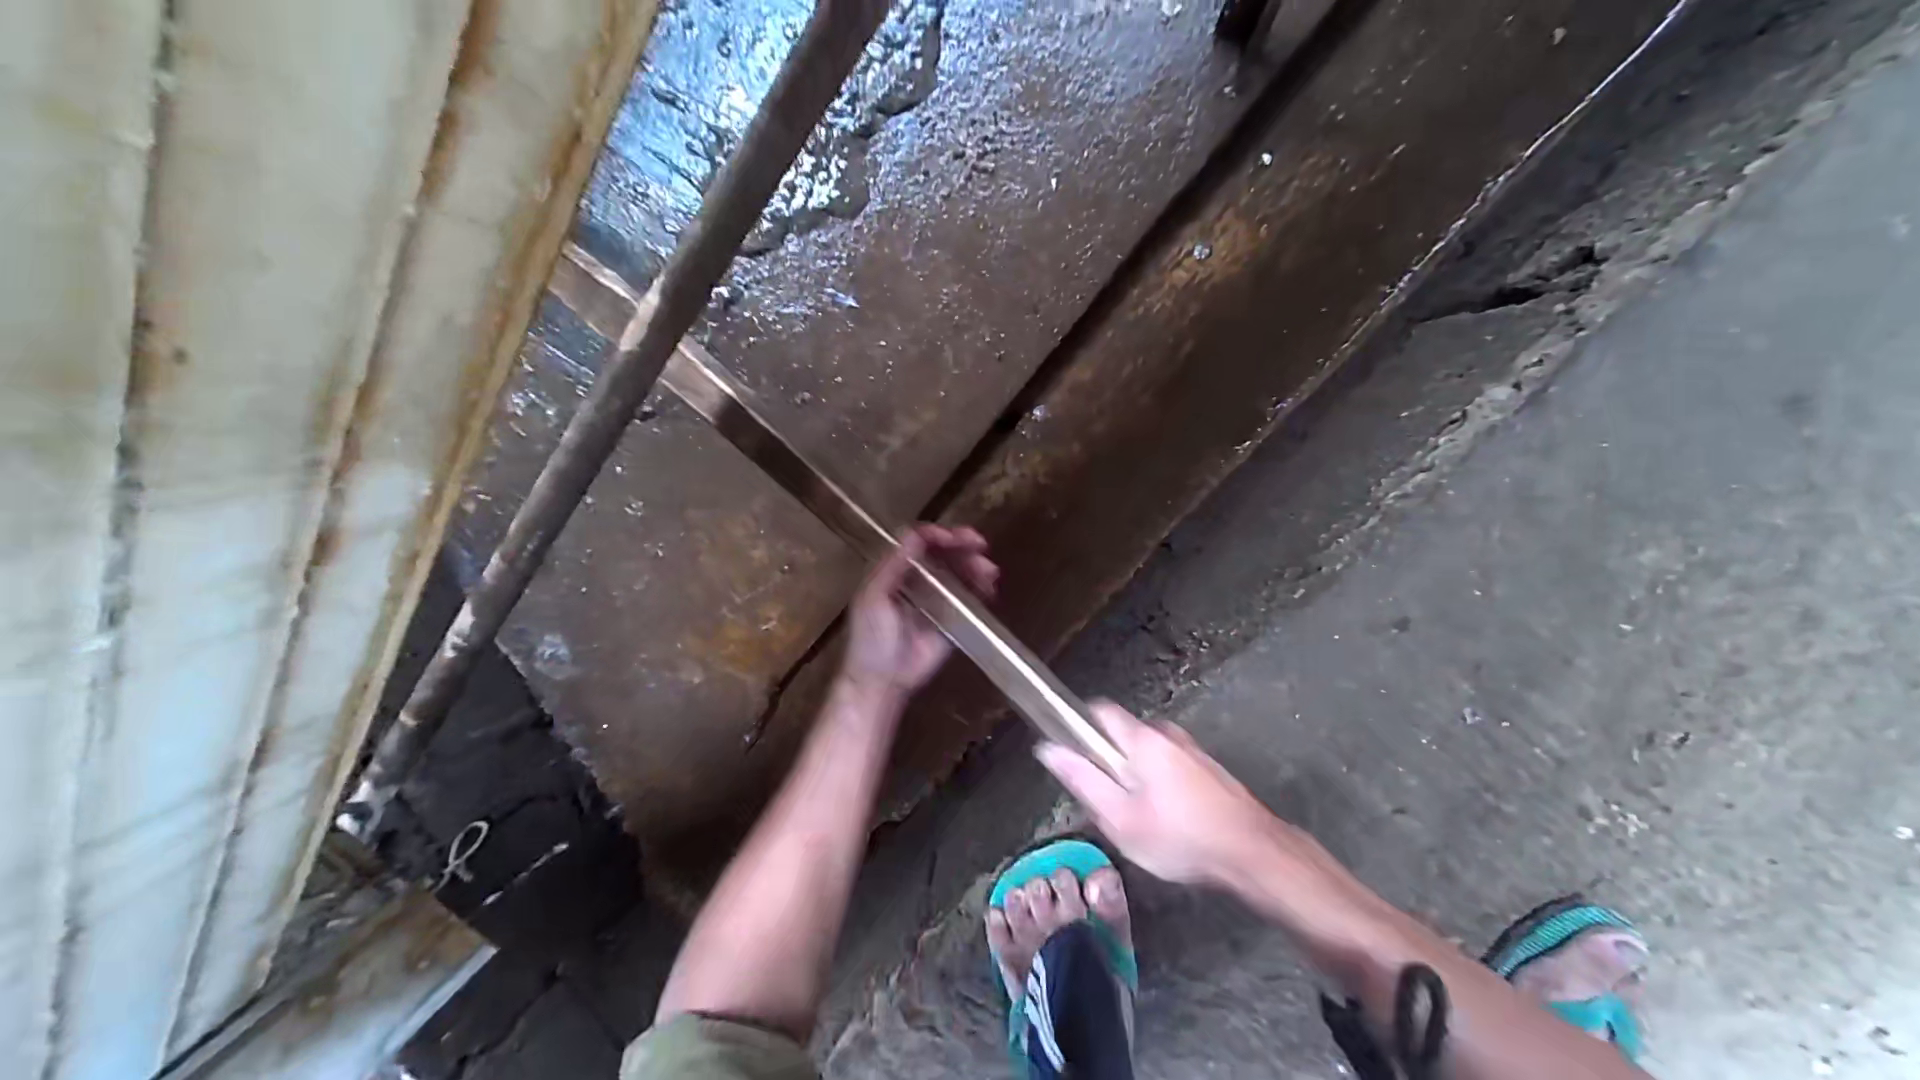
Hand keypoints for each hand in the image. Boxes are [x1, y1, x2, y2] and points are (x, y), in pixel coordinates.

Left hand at [840, 525, 998, 695]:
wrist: (880, 681)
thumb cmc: (869, 638)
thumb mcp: (873, 596)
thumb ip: (892, 564)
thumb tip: (914, 533)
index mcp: (895, 570)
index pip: (918, 542)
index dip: (936, 535)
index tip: (951, 537)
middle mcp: (918, 580)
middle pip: (943, 553)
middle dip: (961, 544)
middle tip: (978, 543)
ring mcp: (937, 599)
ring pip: (959, 572)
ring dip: (974, 564)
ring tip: (987, 568)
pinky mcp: (952, 619)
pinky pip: (969, 599)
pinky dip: (981, 589)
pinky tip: (988, 586)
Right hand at [1037, 703, 1276, 885]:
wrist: (1254, 854)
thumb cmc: (1179, 837)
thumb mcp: (1120, 817)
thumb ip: (1082, 779)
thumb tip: (1048, 748)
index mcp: (1142, 739)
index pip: (1100, 711)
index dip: (1081, 727)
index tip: (1074, 756)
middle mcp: (1167, 734)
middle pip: (1123, 735)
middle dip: (1110, 761)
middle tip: (1109, 802)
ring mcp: (1192, 750)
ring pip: (1149, 753)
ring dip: (1138, 775)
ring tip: (1141, 818)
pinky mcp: (1210, 769)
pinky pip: (1171, 765)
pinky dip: (1162, 784)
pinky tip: (1171, 821)